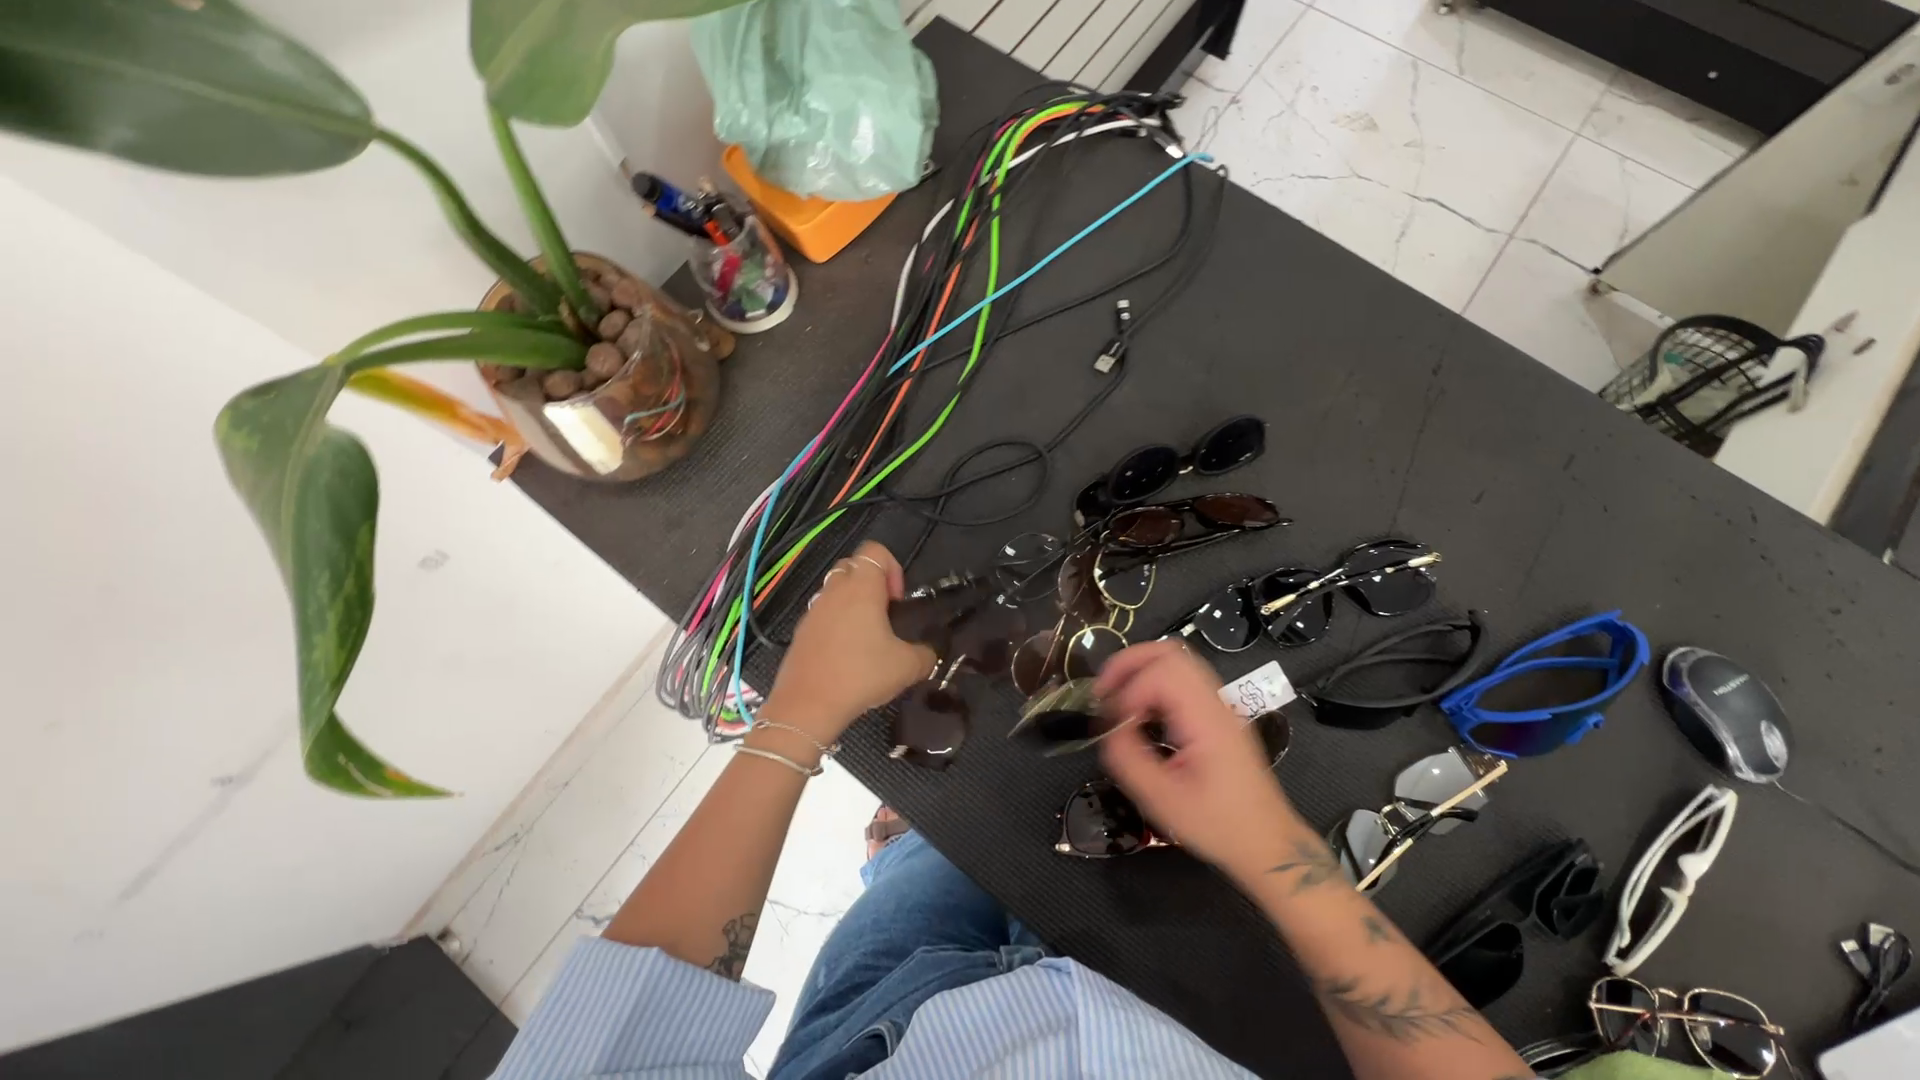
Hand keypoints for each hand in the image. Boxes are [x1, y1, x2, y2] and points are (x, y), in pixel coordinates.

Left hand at [762, 542, 936, 745]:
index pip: (875, 550)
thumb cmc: (861, 675)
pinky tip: (847, 655)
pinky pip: (823, 614)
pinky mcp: (801, 631)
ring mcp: (814, 610)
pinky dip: (837, 624)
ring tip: (867, 638)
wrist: (808, 704)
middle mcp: (834, 591)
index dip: (892, 568)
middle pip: (853, 566)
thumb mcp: (908, 667)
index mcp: (862, 588)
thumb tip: (930, 653)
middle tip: (885, 616)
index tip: (897, 601)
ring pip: (836, 590)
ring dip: (853, 604)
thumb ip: (926, 654)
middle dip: (872, 584)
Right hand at [1097, 641, 1302, 882]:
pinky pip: (1182, 682)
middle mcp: (1216, 703)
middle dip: (1129, 664)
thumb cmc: (1218, 826)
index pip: (1162, 674)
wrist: (1267, 842)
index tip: (1111, 722)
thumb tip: (1107, 729)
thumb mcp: (1163, 800)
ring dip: (1140, 672)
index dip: (1128, 690)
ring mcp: (1219, 706)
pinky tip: (1140, 714)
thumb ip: (1128, 759)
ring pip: (1176, 662)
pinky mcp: (1216, 716)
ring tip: (1117, 701)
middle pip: (1170, 653)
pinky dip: (1153, 685)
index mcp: (1207, 720)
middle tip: (1103, 692)